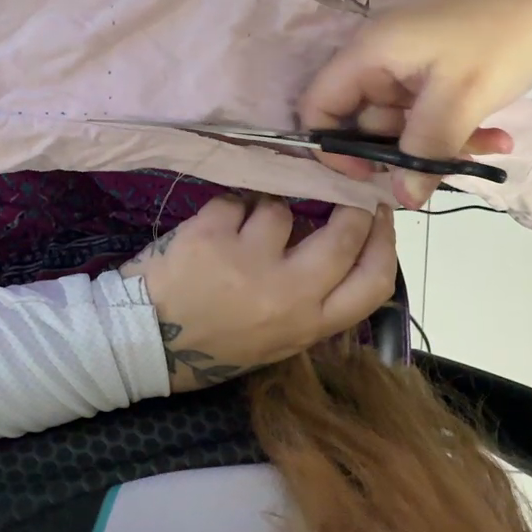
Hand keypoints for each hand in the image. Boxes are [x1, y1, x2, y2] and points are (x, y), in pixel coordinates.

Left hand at [118, 195, 397, 392]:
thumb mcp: (276, 338)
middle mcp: (287, 293)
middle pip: (341, 236)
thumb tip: (339, 245)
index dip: (386, 244)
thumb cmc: (214, 339)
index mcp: (307, 325)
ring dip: (266, 210)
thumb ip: (310, 300)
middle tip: (340, 191)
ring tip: (242, 232)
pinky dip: (227, 209)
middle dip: (347, 207)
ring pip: (280, 208)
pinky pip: (236, 201)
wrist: (146, 339)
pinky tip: (212, 230)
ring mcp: (249, 260)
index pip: (373, 283)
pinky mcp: (212, 234)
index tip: (382, 215)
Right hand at [299, 0, 531, 206]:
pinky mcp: (432, 73)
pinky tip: (499, 139)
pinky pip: (427, 113)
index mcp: (368, 55)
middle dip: (402, 151)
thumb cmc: (499, 40)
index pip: (319, 105)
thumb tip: (402, 198)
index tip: (371, 173)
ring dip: (441, 145)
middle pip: (364, 121)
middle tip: (446, 170)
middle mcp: (377, 60)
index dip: (332, 145)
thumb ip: (425, 149)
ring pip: (402, 123)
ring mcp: (406, 67)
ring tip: (493, 150)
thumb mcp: (460, 97)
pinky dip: (455, 130)